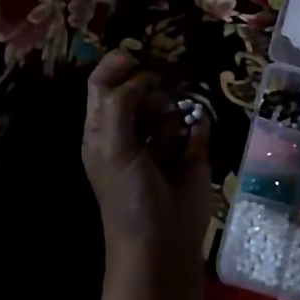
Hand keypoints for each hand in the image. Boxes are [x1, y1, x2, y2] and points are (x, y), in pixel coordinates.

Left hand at [82, 50, 211, 259]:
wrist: (163, 241)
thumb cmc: (129, 196)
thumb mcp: (112, 148)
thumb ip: (119, 105)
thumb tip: (140, 74)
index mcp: (102, 128)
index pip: (103, 84)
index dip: (116, 67)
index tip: (135, 58)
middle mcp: (131, 129)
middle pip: (140, 88)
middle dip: (150, 91)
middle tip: (154, 114)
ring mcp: (163, 139)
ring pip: (171, 102)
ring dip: (172, 113)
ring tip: (169, 142)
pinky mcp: (192, 150)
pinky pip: (197, 122)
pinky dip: (195, 127)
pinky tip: (189, 147)